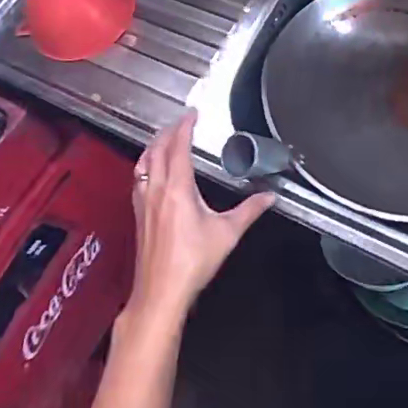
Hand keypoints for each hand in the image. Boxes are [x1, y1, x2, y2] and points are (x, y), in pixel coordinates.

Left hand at [126, 114, 274, 331]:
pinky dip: (146, 165)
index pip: (178, 147)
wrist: (161, 293)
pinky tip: (151, 171)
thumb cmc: (192, 263)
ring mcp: (143, 203)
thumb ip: (249, 211)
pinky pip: (138, 179)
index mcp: (177, 189)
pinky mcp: (138, 216)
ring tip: (164, 139)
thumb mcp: (227, 233)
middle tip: (180, 122)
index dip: (184, 127)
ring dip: (154, 146)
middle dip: (168, 132)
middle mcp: (156, 191)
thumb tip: (270, 197)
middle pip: (156, 150)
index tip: (192, 114)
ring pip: (143, 163)